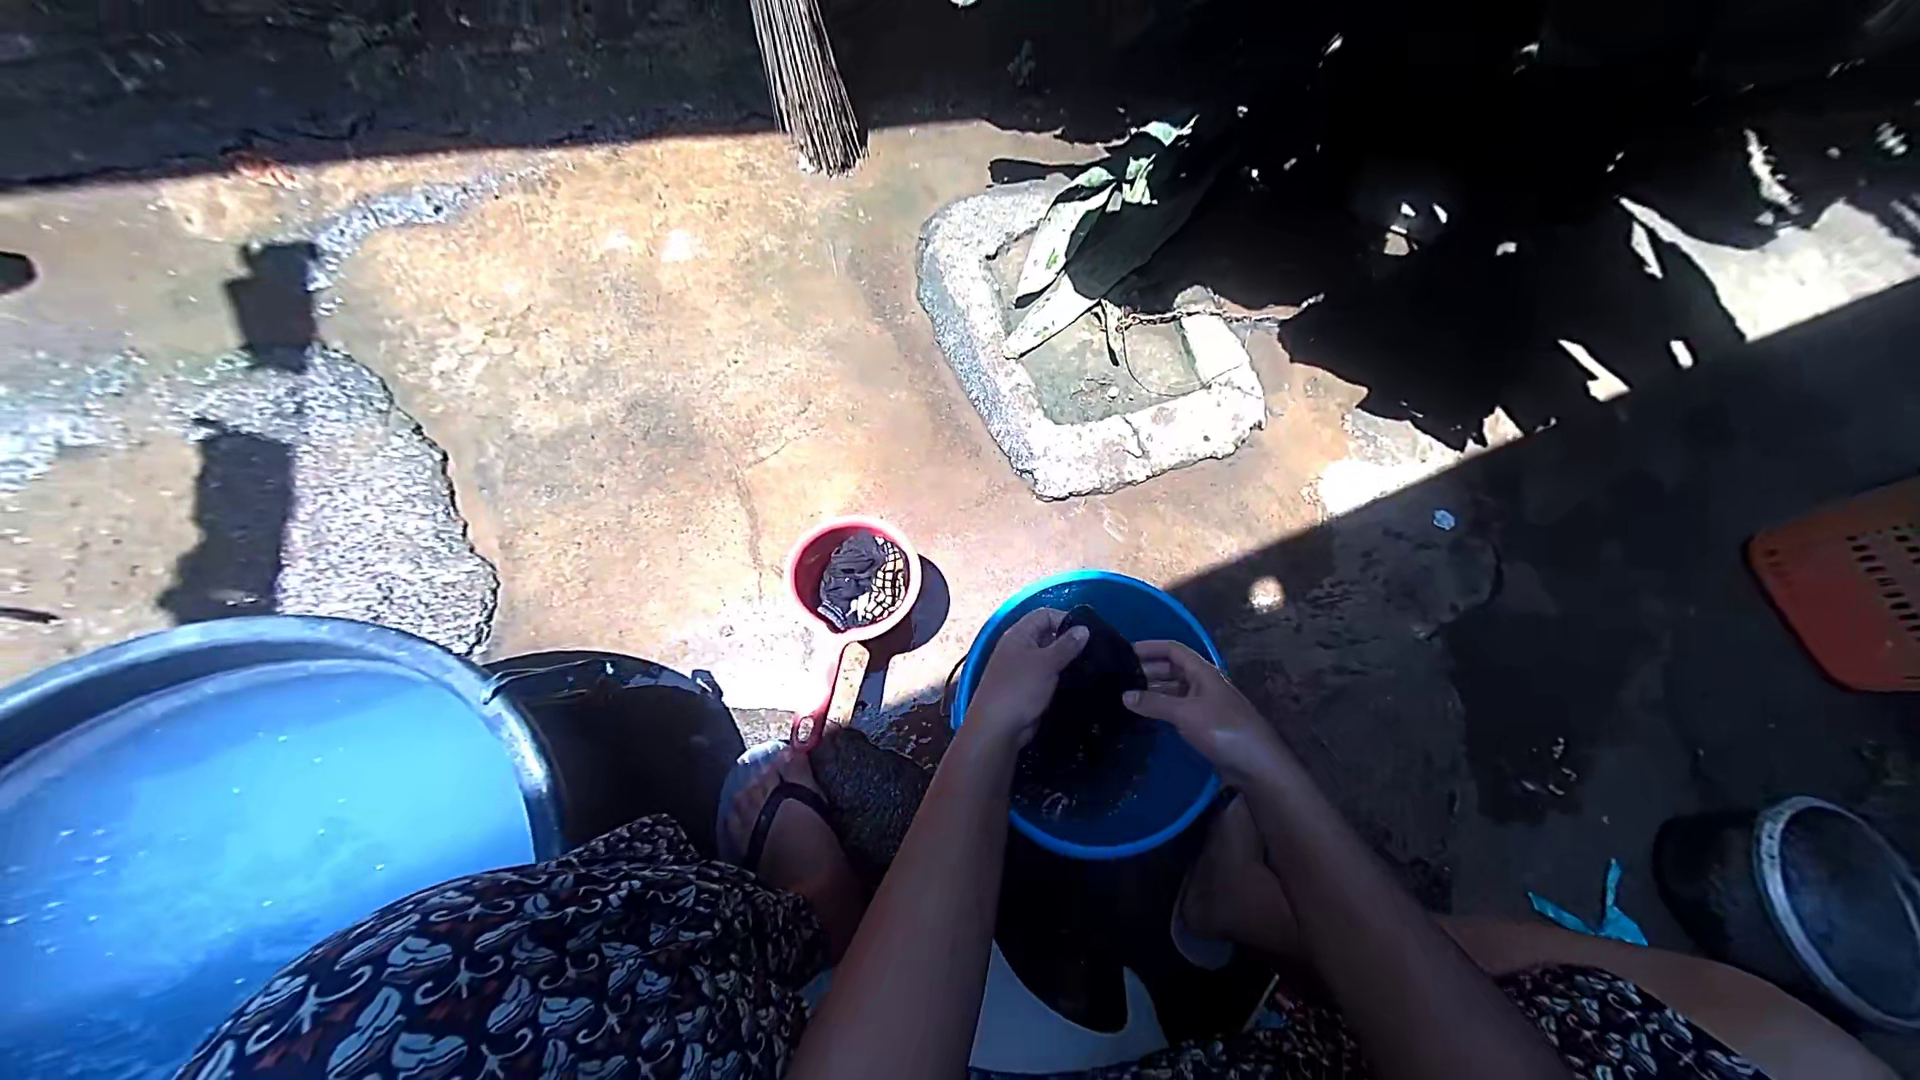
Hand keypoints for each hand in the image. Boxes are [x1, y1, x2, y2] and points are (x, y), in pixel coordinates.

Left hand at [964, 608, 1088, 749]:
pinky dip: (1061, 676)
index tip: (1088, 633)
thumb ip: (1066, 645)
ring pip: (1050, 657)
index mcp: (1018, 635)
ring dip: (1067, 661)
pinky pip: (1048, 675)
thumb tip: (1084, 628)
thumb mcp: (1046, 663)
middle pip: (1048, 635)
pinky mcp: (1028, 687)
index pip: (1044, 615)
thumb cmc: (1020, 688)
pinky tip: (1079, 682)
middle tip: (1095, 651)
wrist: (998, 727)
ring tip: (1091, 666)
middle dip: (1069, 641)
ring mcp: (1022, 668)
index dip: (1065, 619)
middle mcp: (1019, 647)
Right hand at [1125, 640, 1291, 781]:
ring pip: (1173, 690)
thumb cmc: (1223, 730)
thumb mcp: (1185, 713)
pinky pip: (1176, 709)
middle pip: (1171, 669)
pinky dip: (1160, 709)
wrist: (1258, 765)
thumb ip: (1154, 703)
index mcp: (1202, 672)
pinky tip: (1144, 715)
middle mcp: (1203, 684)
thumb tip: (1124, 696)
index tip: (1126, 652)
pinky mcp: (1203, 724)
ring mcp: (1204, 704)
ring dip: (1152, 691)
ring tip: (1127, 696)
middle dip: (1148, 670)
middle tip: (1120, 678)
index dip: (1151, 647)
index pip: (1173, 650)